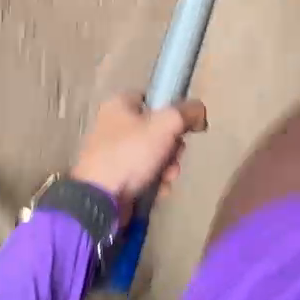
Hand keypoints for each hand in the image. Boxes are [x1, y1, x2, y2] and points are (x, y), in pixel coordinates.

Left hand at [70, 93, 207, 219]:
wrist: (98, 201)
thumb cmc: (131, 153)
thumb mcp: (166, 124)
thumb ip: (188, 112)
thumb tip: (200, 113)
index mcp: (119, 104)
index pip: (153, 98)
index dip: (172, 111)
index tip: (183, 126)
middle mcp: (112, 125)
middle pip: (157, 129)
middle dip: (173, 147)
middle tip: (175, 156)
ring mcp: (111, 153)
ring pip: (153, 154)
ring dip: (167, 167)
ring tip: (167, 179)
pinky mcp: (113, 178)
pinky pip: (142, 173)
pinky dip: (154, 181)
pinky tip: (158, 191)